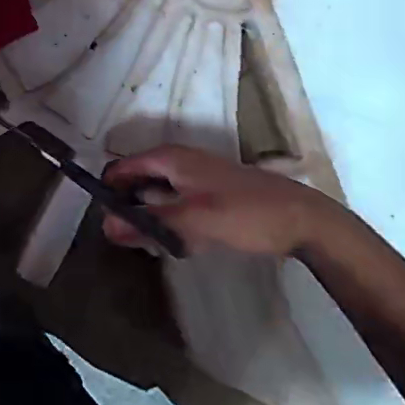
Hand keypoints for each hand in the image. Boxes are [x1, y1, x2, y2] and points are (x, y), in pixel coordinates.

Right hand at [101, 145, 344, 257]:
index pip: (122, 168)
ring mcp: (196, 178)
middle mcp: (180, 162)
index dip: (108, 192)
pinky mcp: (210, 195)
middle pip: (137, 181)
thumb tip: (105, 226)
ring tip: (154, 245)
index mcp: (171, 159)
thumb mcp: (193, 220)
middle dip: (127, 208)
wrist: (301, 218)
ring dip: (150, 219)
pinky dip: (171, 223)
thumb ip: (149, 223)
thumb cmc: (245, 213)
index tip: (104, 223)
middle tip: (128, 240)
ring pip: (157, 195)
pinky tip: (180, 244)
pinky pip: (176, 206)